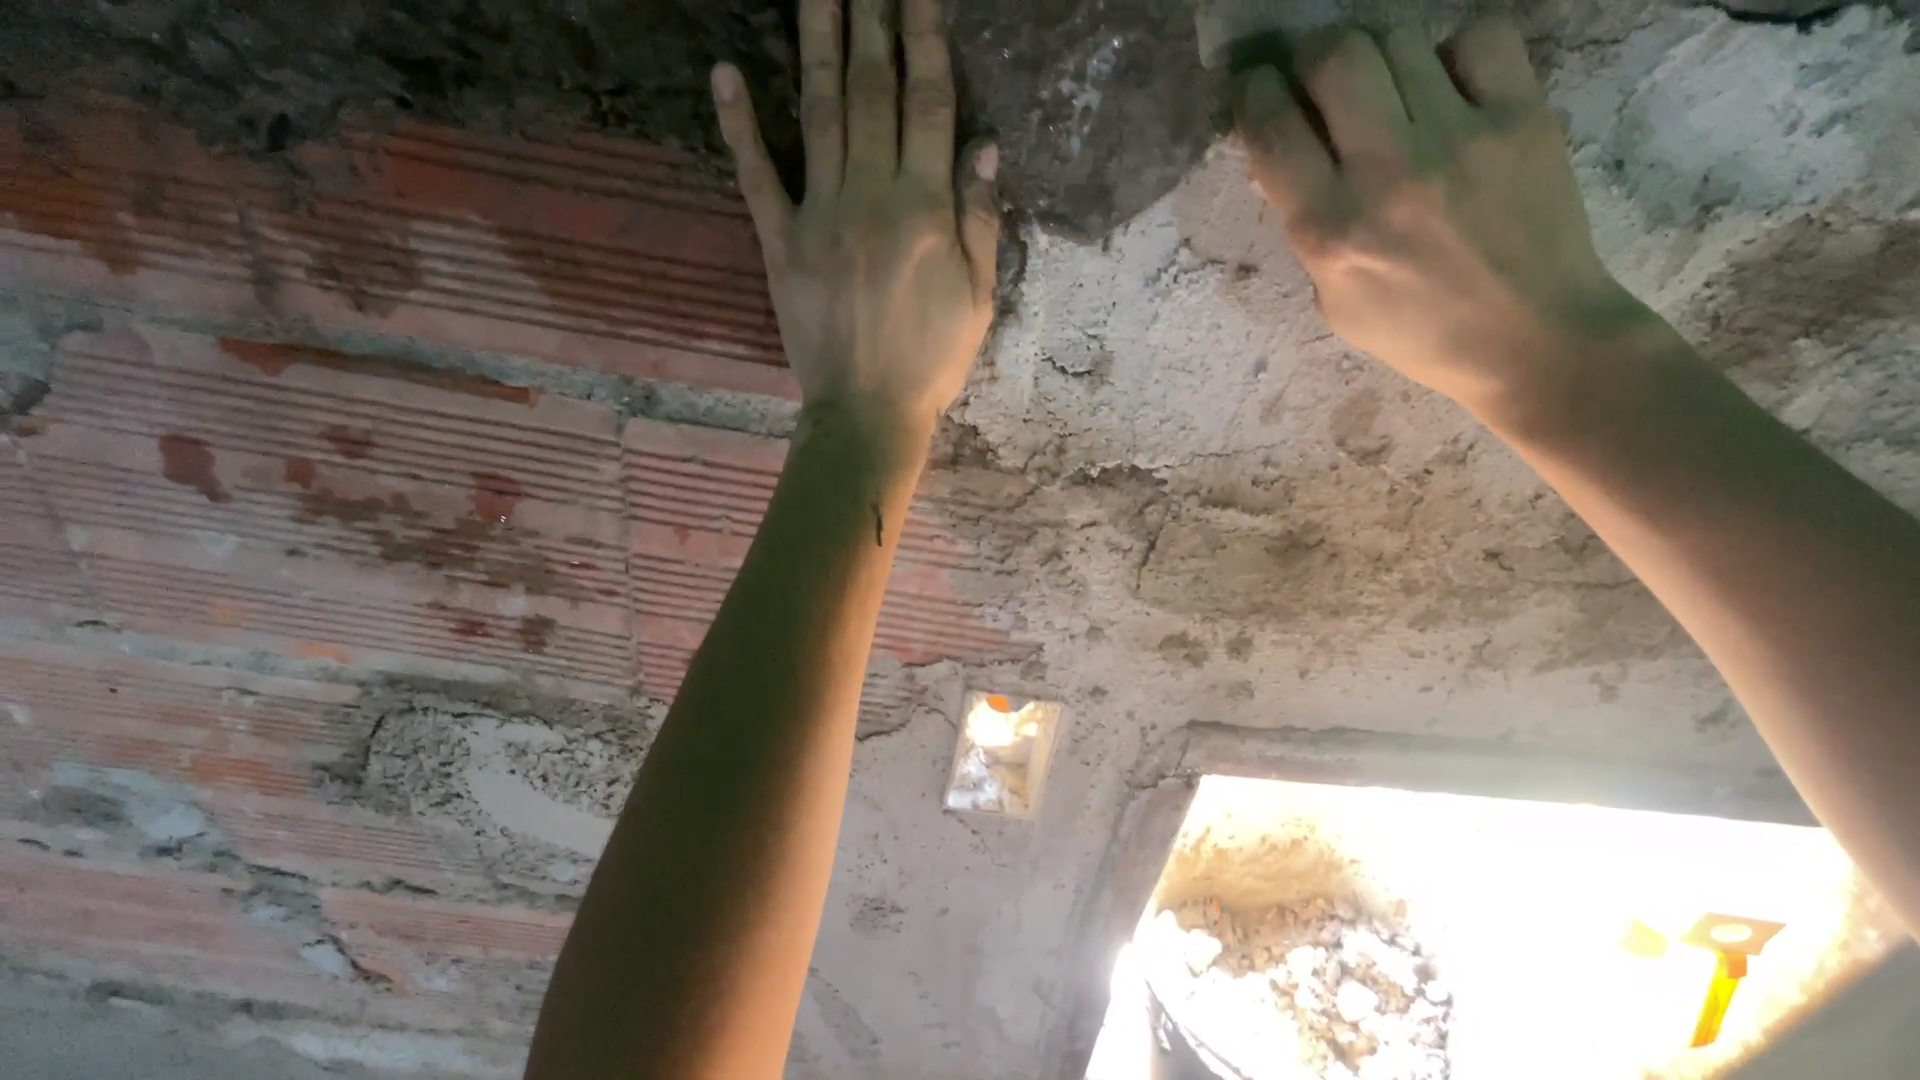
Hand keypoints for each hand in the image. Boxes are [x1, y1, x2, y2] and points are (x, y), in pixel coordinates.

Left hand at [712, 0, 1000, 438]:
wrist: (868, 411)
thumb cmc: (934, 359)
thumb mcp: (980, 296)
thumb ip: (981, 218)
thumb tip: (984, 143)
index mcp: (925, 208)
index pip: (928, 103)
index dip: (925, 38)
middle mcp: (870, 195)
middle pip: (872, 91)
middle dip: (870, 19)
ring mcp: (819, 215)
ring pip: (820, 113)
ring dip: (816, 43)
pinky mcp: (779, 242)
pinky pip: (756, 175)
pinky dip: (740, 125)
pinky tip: (725, 73)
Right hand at [1234, 19, 1655, 424]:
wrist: (1533, 339)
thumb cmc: (1419, 332)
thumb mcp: (1334, 299)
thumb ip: (1306, 228)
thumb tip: (1286, 159)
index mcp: (1331, 229)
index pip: (1272, 129)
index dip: (1253, 93)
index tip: (1255, 86)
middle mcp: (1388, 173)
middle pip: (1335, 56)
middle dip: (1311, 57)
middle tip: (1318, 78)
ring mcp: (1460, 137)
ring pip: (1398, 38)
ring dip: (1377, 57)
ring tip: (1386, 89)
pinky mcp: (1523, 116)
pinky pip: (1477, 39)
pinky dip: (1451, 53)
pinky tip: (1448, 89)